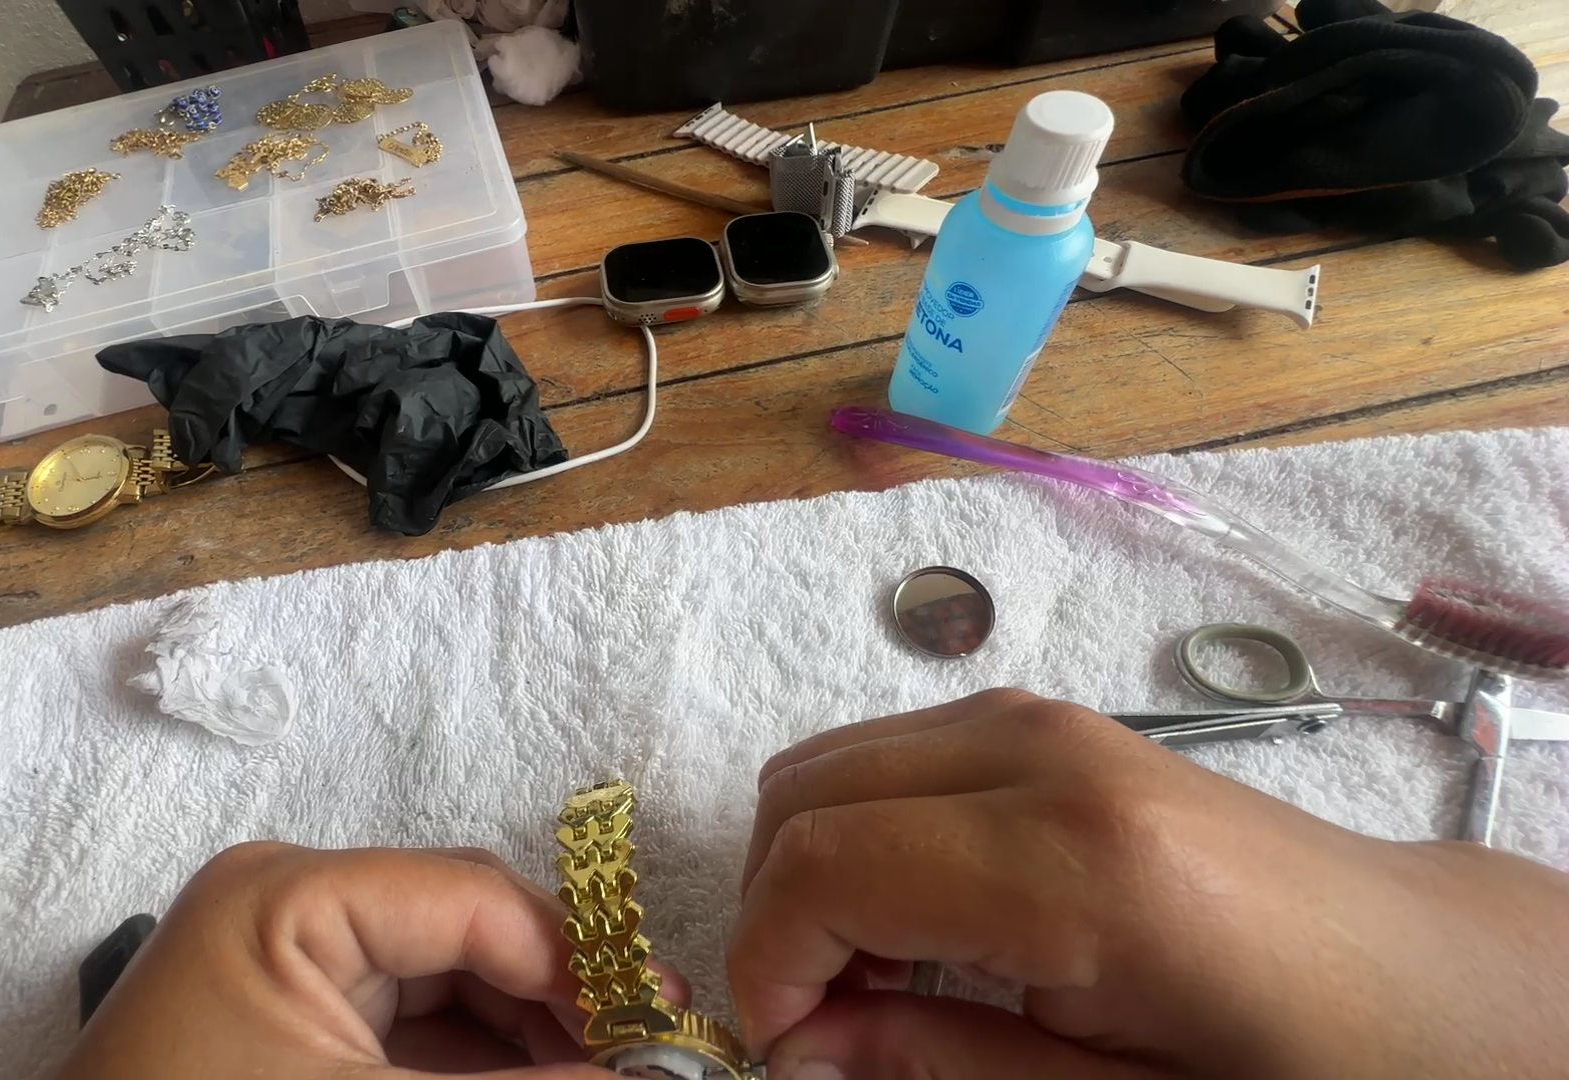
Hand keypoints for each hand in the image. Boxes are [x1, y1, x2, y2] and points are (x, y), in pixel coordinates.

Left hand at [58, 843, 615, 1079]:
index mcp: (290, 893)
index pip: (467, 894)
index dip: (569, 956)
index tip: (649, 1021)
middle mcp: (296, 899)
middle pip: (466, 928)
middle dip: (556, 996)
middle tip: (642, 1050)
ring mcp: (297, 954)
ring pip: (450, 975)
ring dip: (528, 1030)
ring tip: (603, 1068)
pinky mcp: (302, 1011)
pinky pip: (415, 1018)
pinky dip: (480, 1055)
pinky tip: (540, 1078)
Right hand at [730, 689, 1568, 1078]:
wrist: (1436, 973)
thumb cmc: (1316, 1077)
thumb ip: (937, 1068)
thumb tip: (793, 1052)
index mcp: (1075, 856)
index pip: (830, 862)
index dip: (765, 956)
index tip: (778, 1046)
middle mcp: (1027, 745)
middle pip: (802, 794)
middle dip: (771, 909)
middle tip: (813, 1016)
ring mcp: (1017, 710)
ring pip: (820, 765)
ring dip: (804, 868)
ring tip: (858, 966)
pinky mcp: (1013, 712)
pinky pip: (868, 757)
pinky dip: (844, 831)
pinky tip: (902, 910)